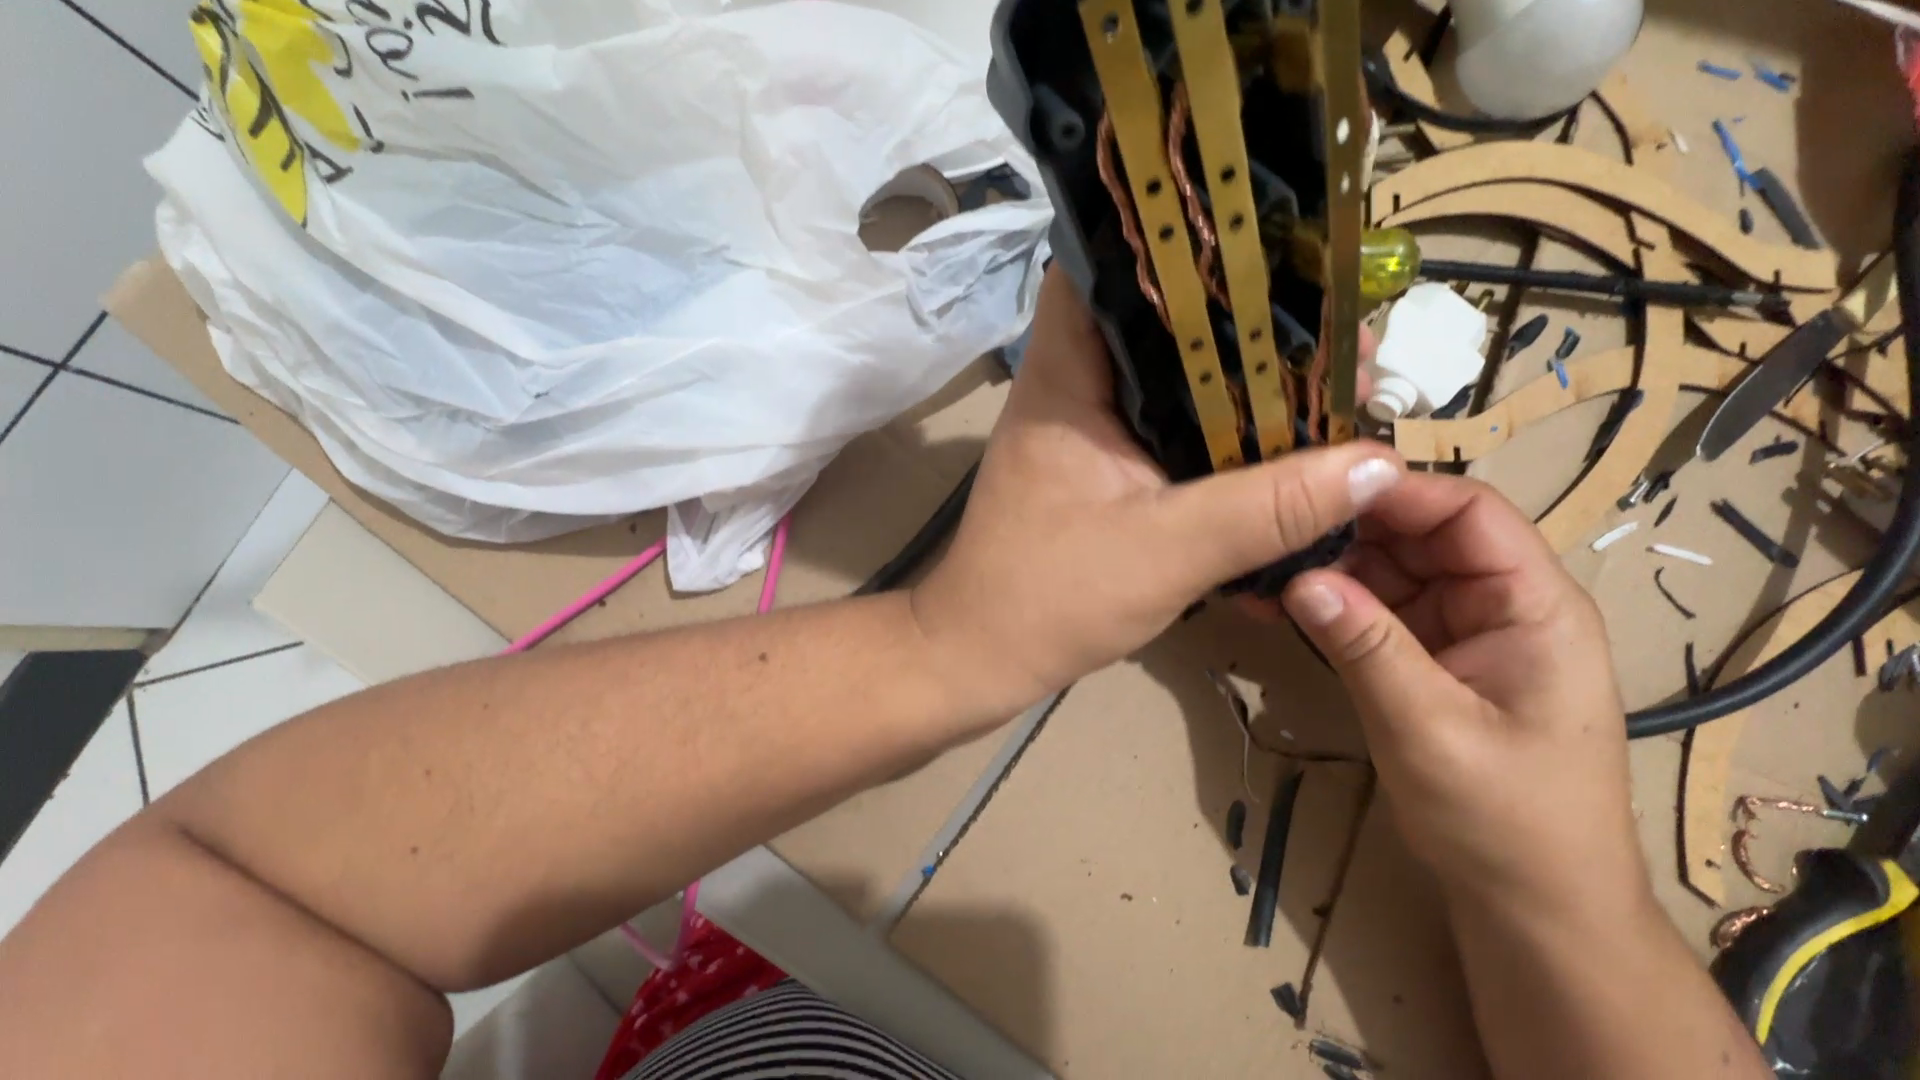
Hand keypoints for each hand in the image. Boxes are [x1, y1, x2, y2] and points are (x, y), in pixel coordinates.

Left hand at [911, 268, 1401, 714]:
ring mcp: (1085, 426)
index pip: (1102, 263)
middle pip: (1160, 317)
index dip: (1175, 235)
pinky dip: (1221, 427)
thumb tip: (1378, 462)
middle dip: (1244, 315)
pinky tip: (1279, 438)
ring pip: (1172, 375)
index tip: (1261, 233)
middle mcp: (1071, 385)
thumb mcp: (1169, 552)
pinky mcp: (1100, 465)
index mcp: (1065, 378)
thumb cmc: (1051, 598)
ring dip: (1241, 377)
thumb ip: (1270, 507)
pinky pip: (1170, 423)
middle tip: (1334, 323)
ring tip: (1328, 374)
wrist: (982, 657)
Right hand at [1280, 474, 1649, 916]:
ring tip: (1262, 568)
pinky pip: (1378, 614)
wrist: (1532, 906)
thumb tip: (1299, 577)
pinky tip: (1281, 606)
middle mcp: (1499, 604)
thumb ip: (1367, 649)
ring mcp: (1462, 632)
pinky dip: (1333, 608)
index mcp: (1533, 604)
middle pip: (1421, 536)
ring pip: (1391, 572)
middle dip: (1348, 530)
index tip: (1313, 490)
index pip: (1468, 512)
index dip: (1394, 492)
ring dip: (1332, 568)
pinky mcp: (1430, 661)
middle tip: (1270, 532)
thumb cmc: (1505, 819)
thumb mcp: (1430, 730)